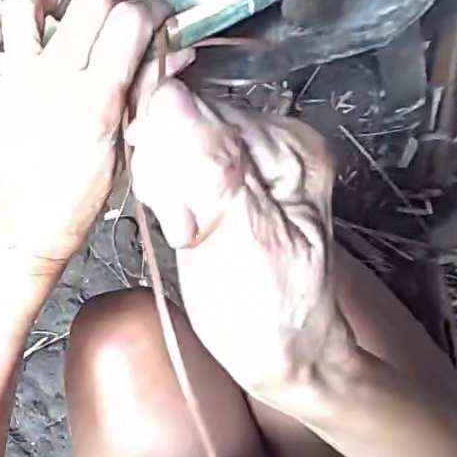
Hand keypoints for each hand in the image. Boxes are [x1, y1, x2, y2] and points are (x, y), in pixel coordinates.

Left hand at [0, 0, 193, 268]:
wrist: (33, 227)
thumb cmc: (83, 197)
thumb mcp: (129, 147)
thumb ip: (148, 94)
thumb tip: (176, 53)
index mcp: (97, 98)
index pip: (131, 22)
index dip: (154, 9)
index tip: (161, 17)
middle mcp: (55, 79)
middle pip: (90, 0)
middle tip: (121, 20)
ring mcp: (16, 82)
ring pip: (23, 6)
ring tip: (62, 11)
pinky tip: (6, 39)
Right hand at [126, 79, 356, 406]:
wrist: (283, 354)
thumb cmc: (272, 316)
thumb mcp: (244, 245)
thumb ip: (211, 171)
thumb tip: (172, 102)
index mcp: (290, 149)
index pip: (198, 111)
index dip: (172, 156)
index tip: (182, 218)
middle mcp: (273, 143)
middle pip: (184, 122)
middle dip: (170, 178)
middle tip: (188, 235)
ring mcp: (249, 160)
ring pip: (172, 142)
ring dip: (166, 191)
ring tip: (190, 237)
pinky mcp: (226, 179)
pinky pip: (175, 164)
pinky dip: (168, 196)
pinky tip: (186, 227)